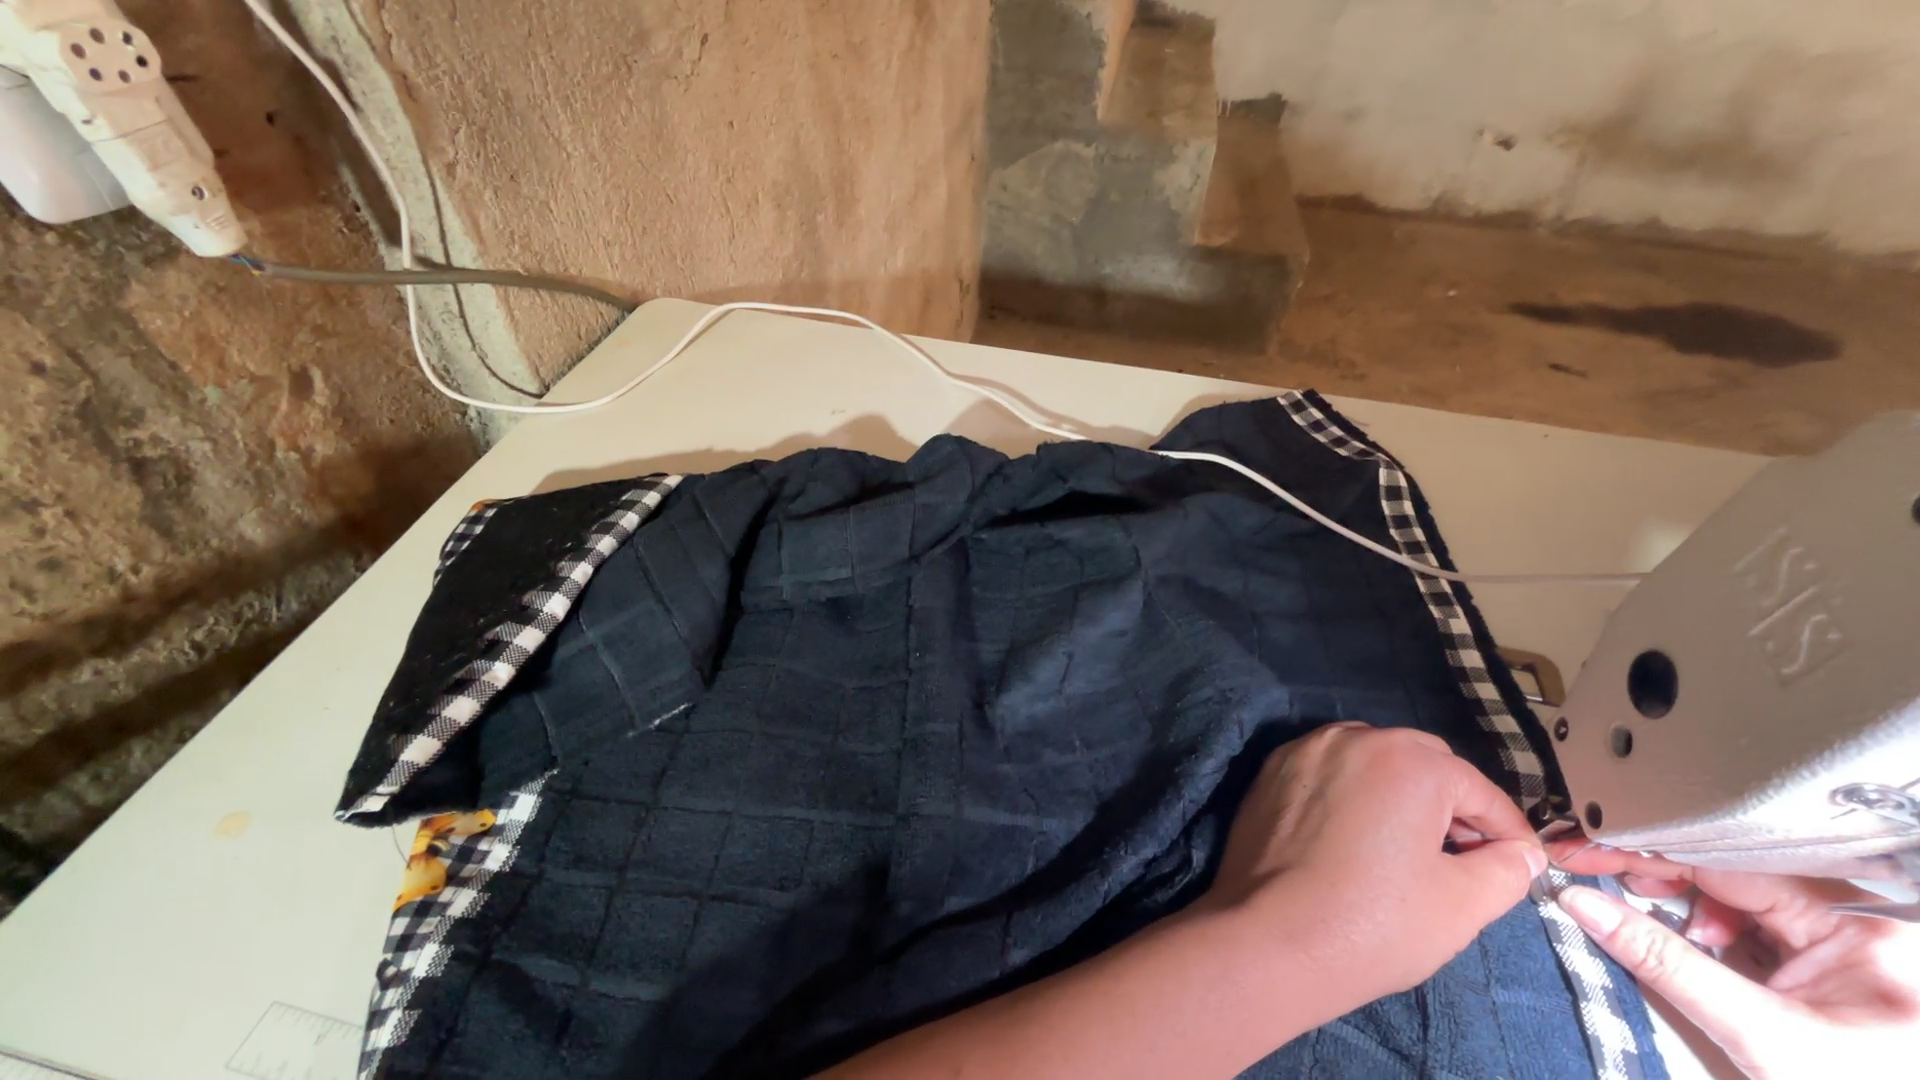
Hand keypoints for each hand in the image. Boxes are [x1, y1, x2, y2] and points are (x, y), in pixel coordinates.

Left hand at [1201, 723, 1547, 1018]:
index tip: (1520, 861)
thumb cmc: (1373, 923)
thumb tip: (1520, 852)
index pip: (1477, 789)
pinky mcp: (1271, 771)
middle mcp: (1353, 738)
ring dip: (1399, 790)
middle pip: (1423, 762)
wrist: (1269, 938)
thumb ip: (1505, 869)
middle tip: (1463, 853)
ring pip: (1372, 759)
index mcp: (1408, 761)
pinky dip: (1351, 791)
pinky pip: (1329, 771)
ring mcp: (1305, 751)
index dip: (1506, 829)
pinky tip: (1355, 835)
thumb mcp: (1463, 904)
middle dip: (1451, 802)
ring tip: (1409, 844)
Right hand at [1549, 843, 1919, 1078]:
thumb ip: (1664, 963)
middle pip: (1729, 870)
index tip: (1581, 851)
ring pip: (1738, 891)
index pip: (1724, 862)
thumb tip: (1582, 903)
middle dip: (1660, 874)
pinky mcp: (1834, 960)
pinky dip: (1711, 923)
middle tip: (1597, 876)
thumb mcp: (1755, 1033)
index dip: (1643, 853)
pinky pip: (1755, 917)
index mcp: (1860, 927)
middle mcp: (1861, 923)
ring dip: (1684, 899)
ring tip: (1651, 915)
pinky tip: (1700, 942)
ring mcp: (1850, 941)